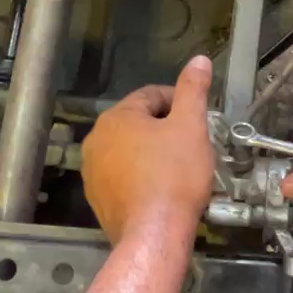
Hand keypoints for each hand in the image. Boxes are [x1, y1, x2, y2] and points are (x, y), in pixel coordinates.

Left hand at [82, 56, 214, 241]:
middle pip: (139, 123)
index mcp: (116, 117)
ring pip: (131, 150)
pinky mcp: (98, 199)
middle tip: (193, 144)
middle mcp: (96, 139)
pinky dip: (142, 176)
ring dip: (153, 152)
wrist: (155, 233)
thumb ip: (193, 89)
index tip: (200, 119)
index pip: (152, 96)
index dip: (180, 103)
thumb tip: (199, 59)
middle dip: (166, 129)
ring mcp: (93, 172)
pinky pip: (124, 176)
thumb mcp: (191, 126)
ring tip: (180, 167)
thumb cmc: (175, 174)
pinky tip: (162, 189)